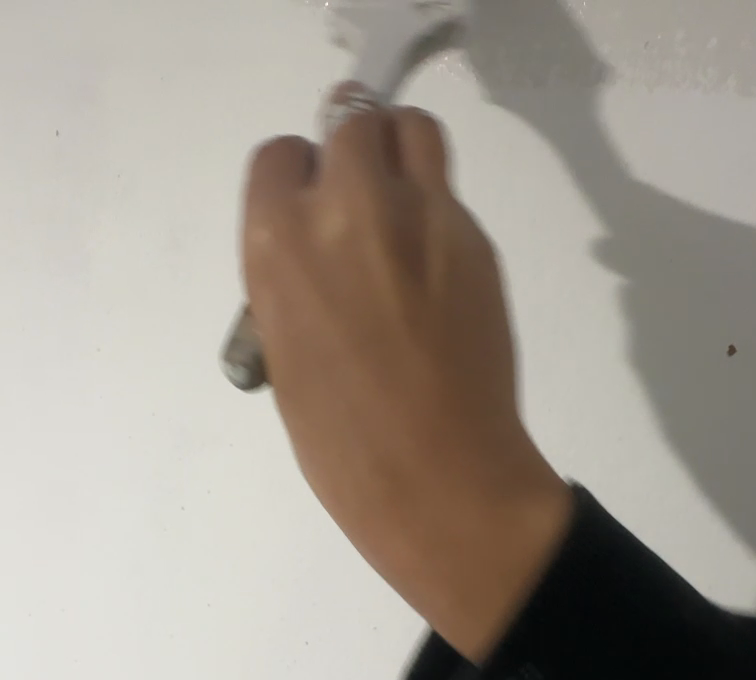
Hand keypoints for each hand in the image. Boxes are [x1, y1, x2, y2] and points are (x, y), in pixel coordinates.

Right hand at [240, 86, 572, 661]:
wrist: (435, 480)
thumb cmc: (342, 445)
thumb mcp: (288, 356)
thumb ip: (296, 284)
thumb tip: (320, 258)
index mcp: (279, 245)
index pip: (279, 157)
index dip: (295, 184)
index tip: (308, 217)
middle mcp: (348, 209)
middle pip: (350, 123)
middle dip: (350, 161)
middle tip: (360, 216)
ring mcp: (422, 217)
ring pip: (412, 133)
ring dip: (400, 158)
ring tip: (403, 218)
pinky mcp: (476, 240)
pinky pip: (450, 196)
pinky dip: (437, 217)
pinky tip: (438, 278)